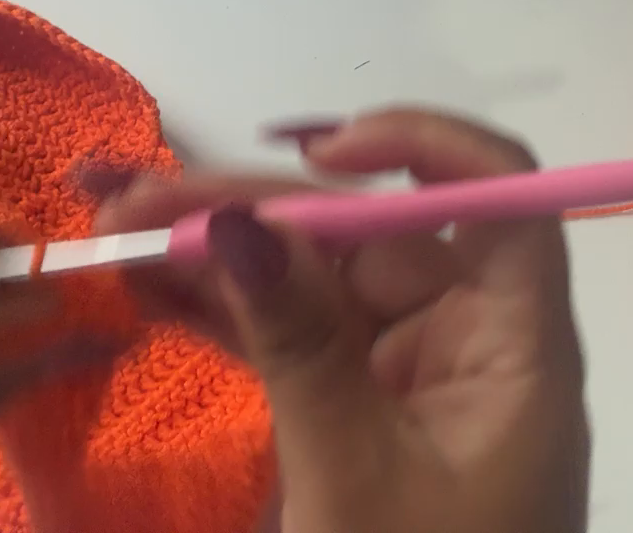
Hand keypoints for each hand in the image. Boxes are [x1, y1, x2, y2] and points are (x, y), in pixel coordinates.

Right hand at [90, 108, 590, 532]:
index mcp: (515, 340)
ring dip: (223, 252)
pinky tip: (150, 285)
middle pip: (377, 231)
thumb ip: (299, 346)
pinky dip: (226, 310)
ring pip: (319, 276)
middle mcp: (469, 332)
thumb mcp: (353, 488)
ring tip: (117, 223)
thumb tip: (236, 222)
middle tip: (142, 196)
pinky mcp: (358, 398)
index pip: (502, 195)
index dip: (427, 145)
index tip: (325, 149)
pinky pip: (293, 331)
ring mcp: (408, 365)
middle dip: (262, 207)